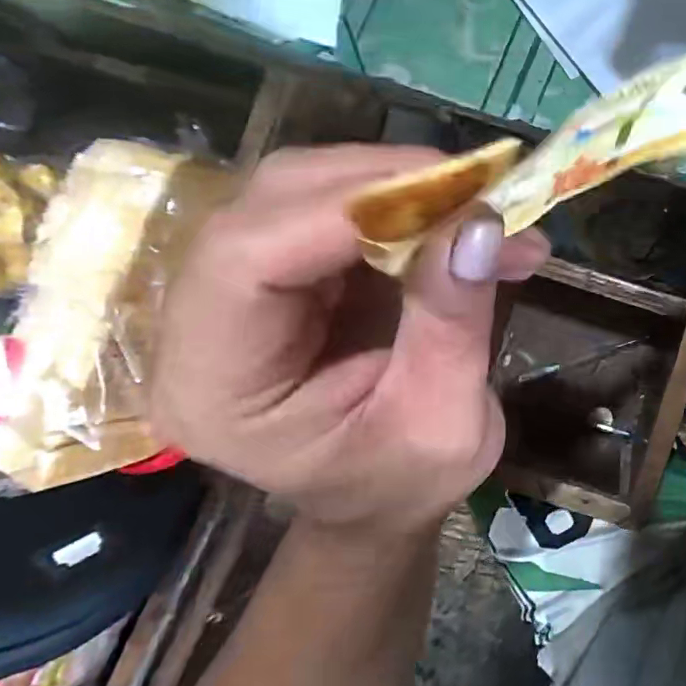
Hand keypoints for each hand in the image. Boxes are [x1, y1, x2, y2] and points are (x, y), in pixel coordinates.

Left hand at [152, 145, 548, 533]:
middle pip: (269, 208)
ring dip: (400, 186)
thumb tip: (480, 222)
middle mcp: (204, 324)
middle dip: (384, 184)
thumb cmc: (404, 484)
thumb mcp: (443, 422)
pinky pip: (335, 209)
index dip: (346, 212)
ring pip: (303, 193)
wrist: (382, 500)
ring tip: (481, 205)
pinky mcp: (285, 272)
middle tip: (480, 188)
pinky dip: (405, 203)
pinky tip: (461, 220)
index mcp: (216, 388)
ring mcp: (240, 290)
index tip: (455, 198)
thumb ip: (452, 323)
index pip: (246, 261)